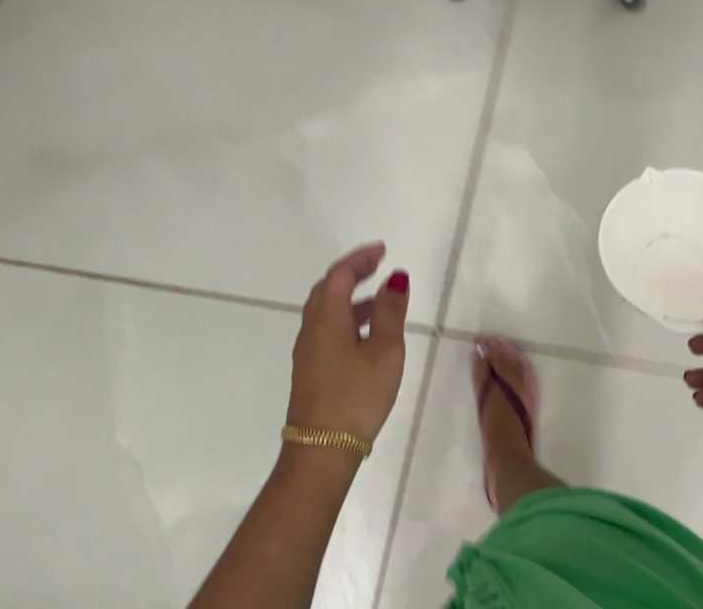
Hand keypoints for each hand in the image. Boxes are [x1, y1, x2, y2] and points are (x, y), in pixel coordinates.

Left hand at [287, 243, 409, 445]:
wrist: (321, 452)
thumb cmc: (357, 395)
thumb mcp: (385, 350)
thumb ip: (390, 312)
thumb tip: (395, 278)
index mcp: (327, 318)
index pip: (339, 275)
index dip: (360, 259)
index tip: (383, 250)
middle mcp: (311, 330)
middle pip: (327, 291)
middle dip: (352, 274)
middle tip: (378, 266)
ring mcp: (307, 354)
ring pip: (325, 313)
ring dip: (351, 299)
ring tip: (381, 300)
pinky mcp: (311, 373)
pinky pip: (326, 332)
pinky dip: (346, 320)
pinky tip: (366, 337)